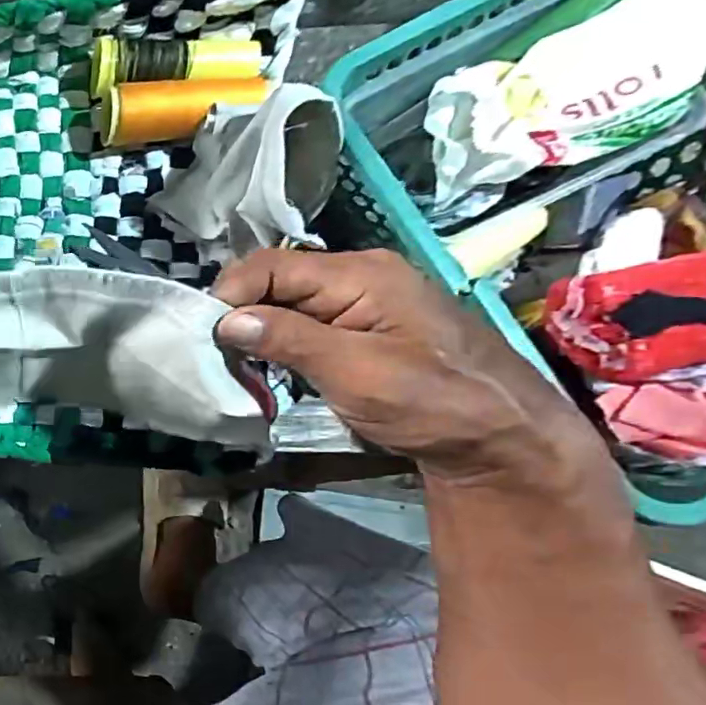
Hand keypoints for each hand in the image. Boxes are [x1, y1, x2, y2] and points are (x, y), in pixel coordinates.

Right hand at [212, 248, 596, 483]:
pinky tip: (270, 368)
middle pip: (280, 282)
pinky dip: (284, 344)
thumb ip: (288, 340)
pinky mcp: (368, 330)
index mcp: (360, 274)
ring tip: (235, 366)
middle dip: (242, 314)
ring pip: (292, 306)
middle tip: (215, 356)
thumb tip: (226, 320)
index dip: (231, 294)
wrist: (501, 439)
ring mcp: (367, 303)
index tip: (204, 336)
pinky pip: (311, 325)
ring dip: (261, 332)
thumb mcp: (354, 371)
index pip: (273, 266)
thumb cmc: (432, 401)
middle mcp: (361, 277)